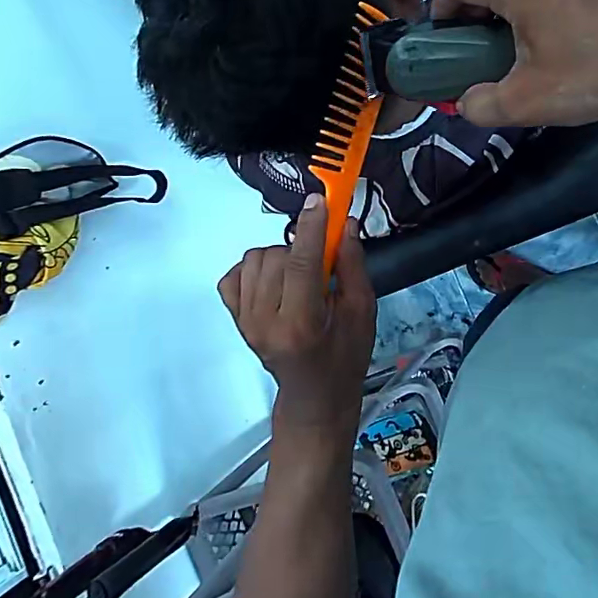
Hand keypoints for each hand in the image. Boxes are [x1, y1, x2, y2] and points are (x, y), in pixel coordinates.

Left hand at [218, 195, 376, 434]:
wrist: (314, 395)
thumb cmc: (345, 356)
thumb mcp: (363, 313)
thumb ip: (353, 266)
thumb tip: (345, 224)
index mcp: (301, 325)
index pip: (302, 264)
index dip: (311, 228)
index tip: (319, 202)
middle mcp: (264, 322)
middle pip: (278, 257)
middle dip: (303, 250)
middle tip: (323, 266)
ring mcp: (244, 321)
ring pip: (256, 259)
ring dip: (281, 257)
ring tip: (300, 277)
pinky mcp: (234, 318)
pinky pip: (235, 273)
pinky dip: (255, 268)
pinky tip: (276, 280)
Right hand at [431, 0, 597, 126]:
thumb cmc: (594, 76)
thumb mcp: (526, 102)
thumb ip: (481, 105)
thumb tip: (466, 103)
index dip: (441, 8)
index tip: (449, 41)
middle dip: (476, 13)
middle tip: (485, 54)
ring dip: (510, 10)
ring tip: (526, 52)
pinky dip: (543, 5)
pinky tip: (565, 42)